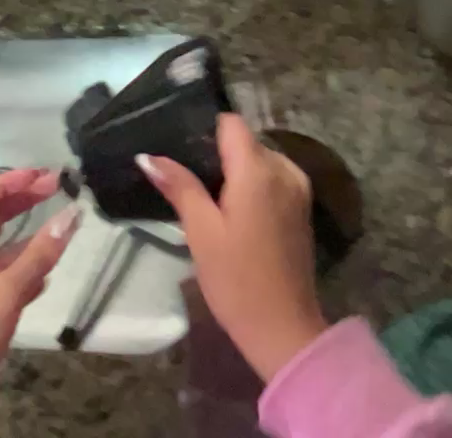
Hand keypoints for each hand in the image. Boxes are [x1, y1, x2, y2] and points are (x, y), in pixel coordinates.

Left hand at [0, 168, 78, 437]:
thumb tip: (72, 214)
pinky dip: (29, 267)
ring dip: (29, 233)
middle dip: (23, 199)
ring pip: (4, 248)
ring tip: (61, 225)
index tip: (42, 175)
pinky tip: (48, 273)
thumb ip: (40, 253)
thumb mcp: (8, 291)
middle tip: (57, 188)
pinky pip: (9, 276)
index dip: (10, 181)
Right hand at [139, 114, 327, 381]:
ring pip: (260, 159)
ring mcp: (298, 187)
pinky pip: (273, 178)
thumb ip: (180, 187)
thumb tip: (148, 156)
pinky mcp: (303, 206)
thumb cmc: (236, 280)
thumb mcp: (201, 232)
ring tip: (206, 198)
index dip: (205, 130)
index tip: (180, 147)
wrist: (283, 328)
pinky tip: (232, 212)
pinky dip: (253, 185)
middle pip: (246, 141)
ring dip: (236, 171)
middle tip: (185, 178)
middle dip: (218, 154)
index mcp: (258, 169)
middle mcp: (284, 168)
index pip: (231, 123)